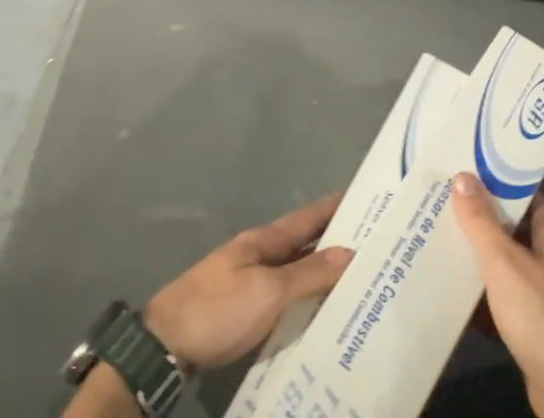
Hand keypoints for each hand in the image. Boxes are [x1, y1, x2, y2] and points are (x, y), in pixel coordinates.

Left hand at [142, 192, 354, 371]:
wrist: (166, 345)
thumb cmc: (217, 309)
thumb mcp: (267, 291)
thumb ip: (308, 274)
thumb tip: (351, 252)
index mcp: (263, 241)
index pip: (308, 217)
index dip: (336, 207)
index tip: (369, 199)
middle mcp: (258, 256)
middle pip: (304, 244)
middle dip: (337, 242)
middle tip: (377, 246)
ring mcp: (250, 283)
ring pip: (296, 272)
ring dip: (325, 273)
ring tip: (362, 280)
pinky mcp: (245, 311)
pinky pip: (286, 299)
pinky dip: (308, 299)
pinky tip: (325, 312)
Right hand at [453, 173, 543, 417]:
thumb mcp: (507, 264)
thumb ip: (482, 223)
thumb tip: (463, 176)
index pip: (528, 197)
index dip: (497, 183)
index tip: (462, 171)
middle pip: (513, 233)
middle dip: (477, 222)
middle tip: (434, 206)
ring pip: (505, 271)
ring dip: (475, 262)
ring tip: (431, 244)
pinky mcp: (536, 333)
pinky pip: (502, 306)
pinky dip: (479, 301)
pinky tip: (447, 296)